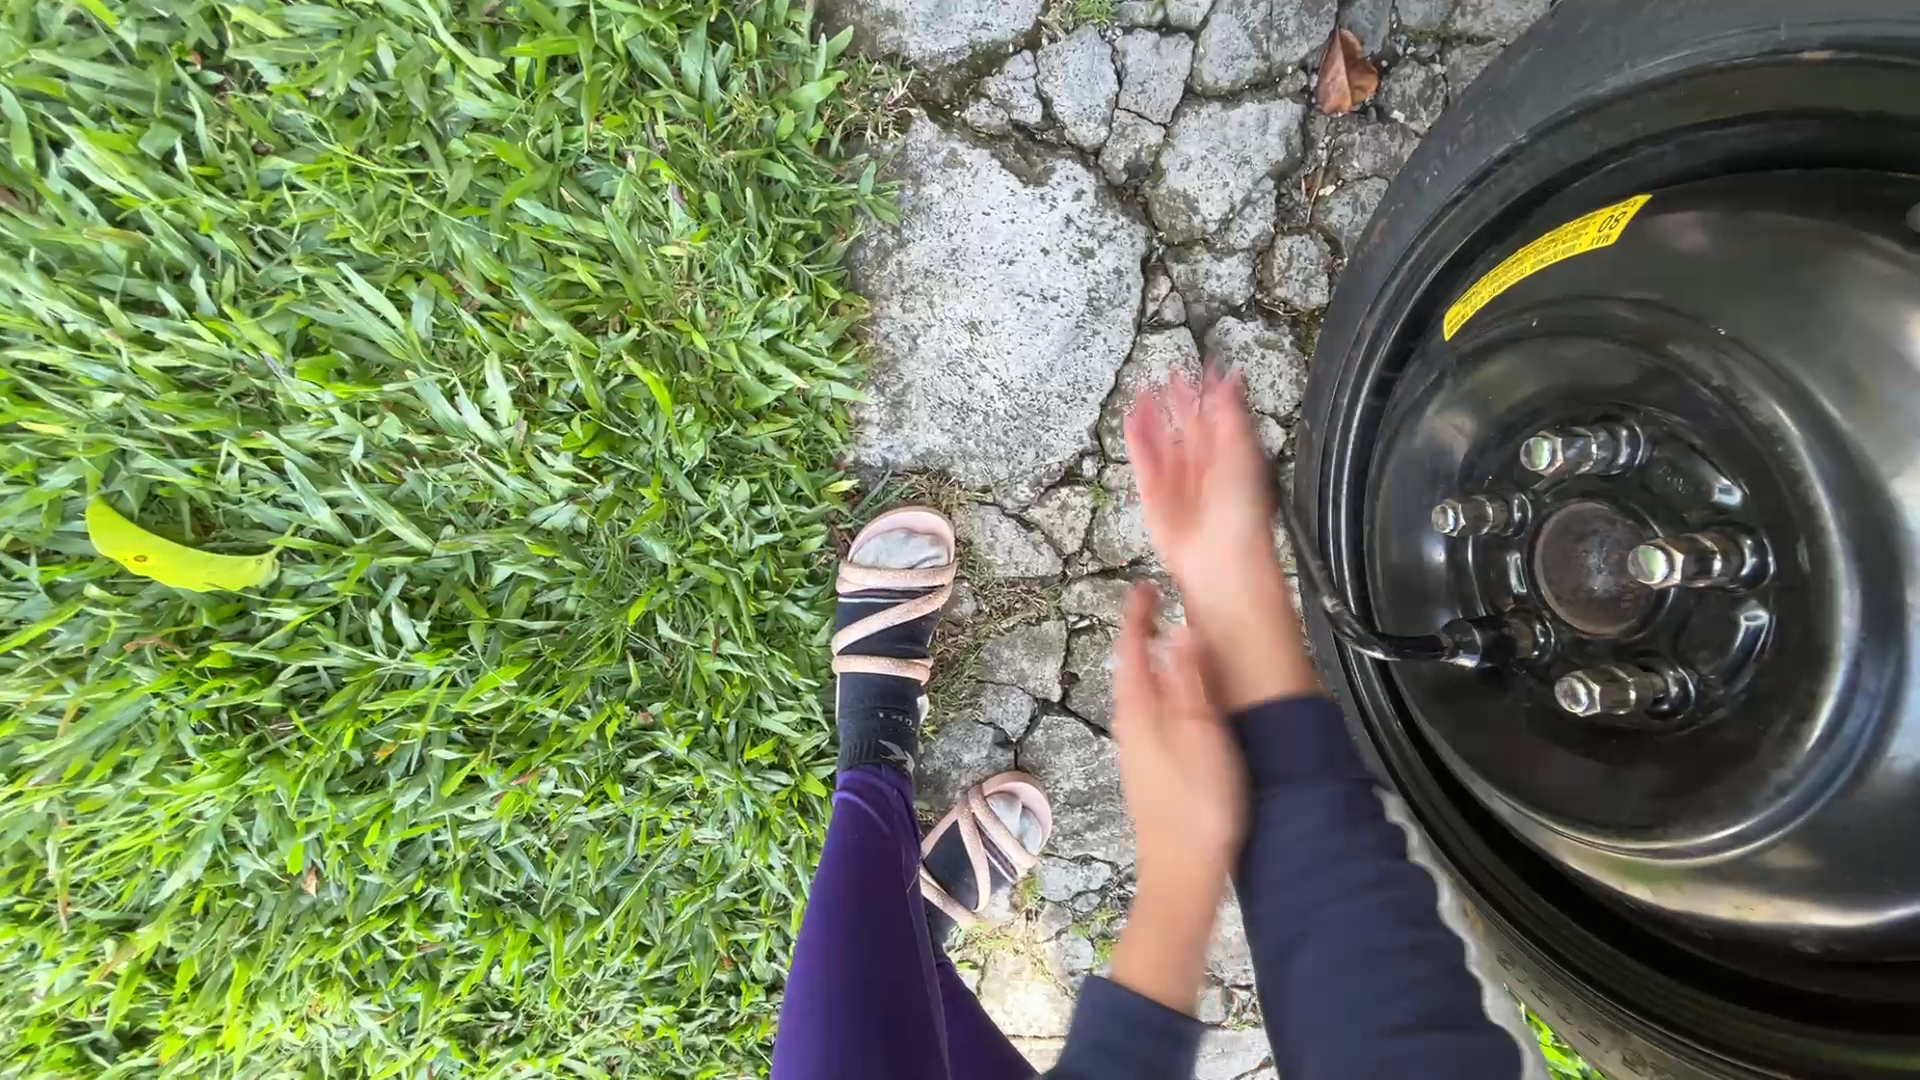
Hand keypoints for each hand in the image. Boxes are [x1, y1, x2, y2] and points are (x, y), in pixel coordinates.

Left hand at [1112, 583, 1246, 884]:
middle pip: (1131, 667)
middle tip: (1156, 605)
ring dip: (1150, 661)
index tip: (1142, 586)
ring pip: (1139, 690)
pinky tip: (1178, 699)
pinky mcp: (1148, 768)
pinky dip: (1160, 690)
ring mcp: (1136, 748)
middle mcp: (1129, 724)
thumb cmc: (1198, 804)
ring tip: (1168, 641)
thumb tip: (1180, 629)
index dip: (1137, 614)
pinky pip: (1149, 712)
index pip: (1131, 647)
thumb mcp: (1201, 735)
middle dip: (1142, 633)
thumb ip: (1188, 682)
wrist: (1181, 873)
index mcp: (1138, 709)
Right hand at [1123, 368, 1318, 708]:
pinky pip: (1144, 463)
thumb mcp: (1243, 455)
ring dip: (1153, 417)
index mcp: (1231, 458)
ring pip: (1163, 443)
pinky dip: (1137, 442)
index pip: (1217, 418)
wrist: (1219, 559)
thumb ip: (1233, 415)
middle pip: (1188, 427)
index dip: (1207, 392)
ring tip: (1142, 390)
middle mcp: (1205, 468)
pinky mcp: (1155, 498)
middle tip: (1168, 373)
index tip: (1201, 368)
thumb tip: (1232, 378)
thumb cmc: (1240, 517)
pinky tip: (1132, 419)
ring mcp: (1178, 483)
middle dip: (1177, 401)